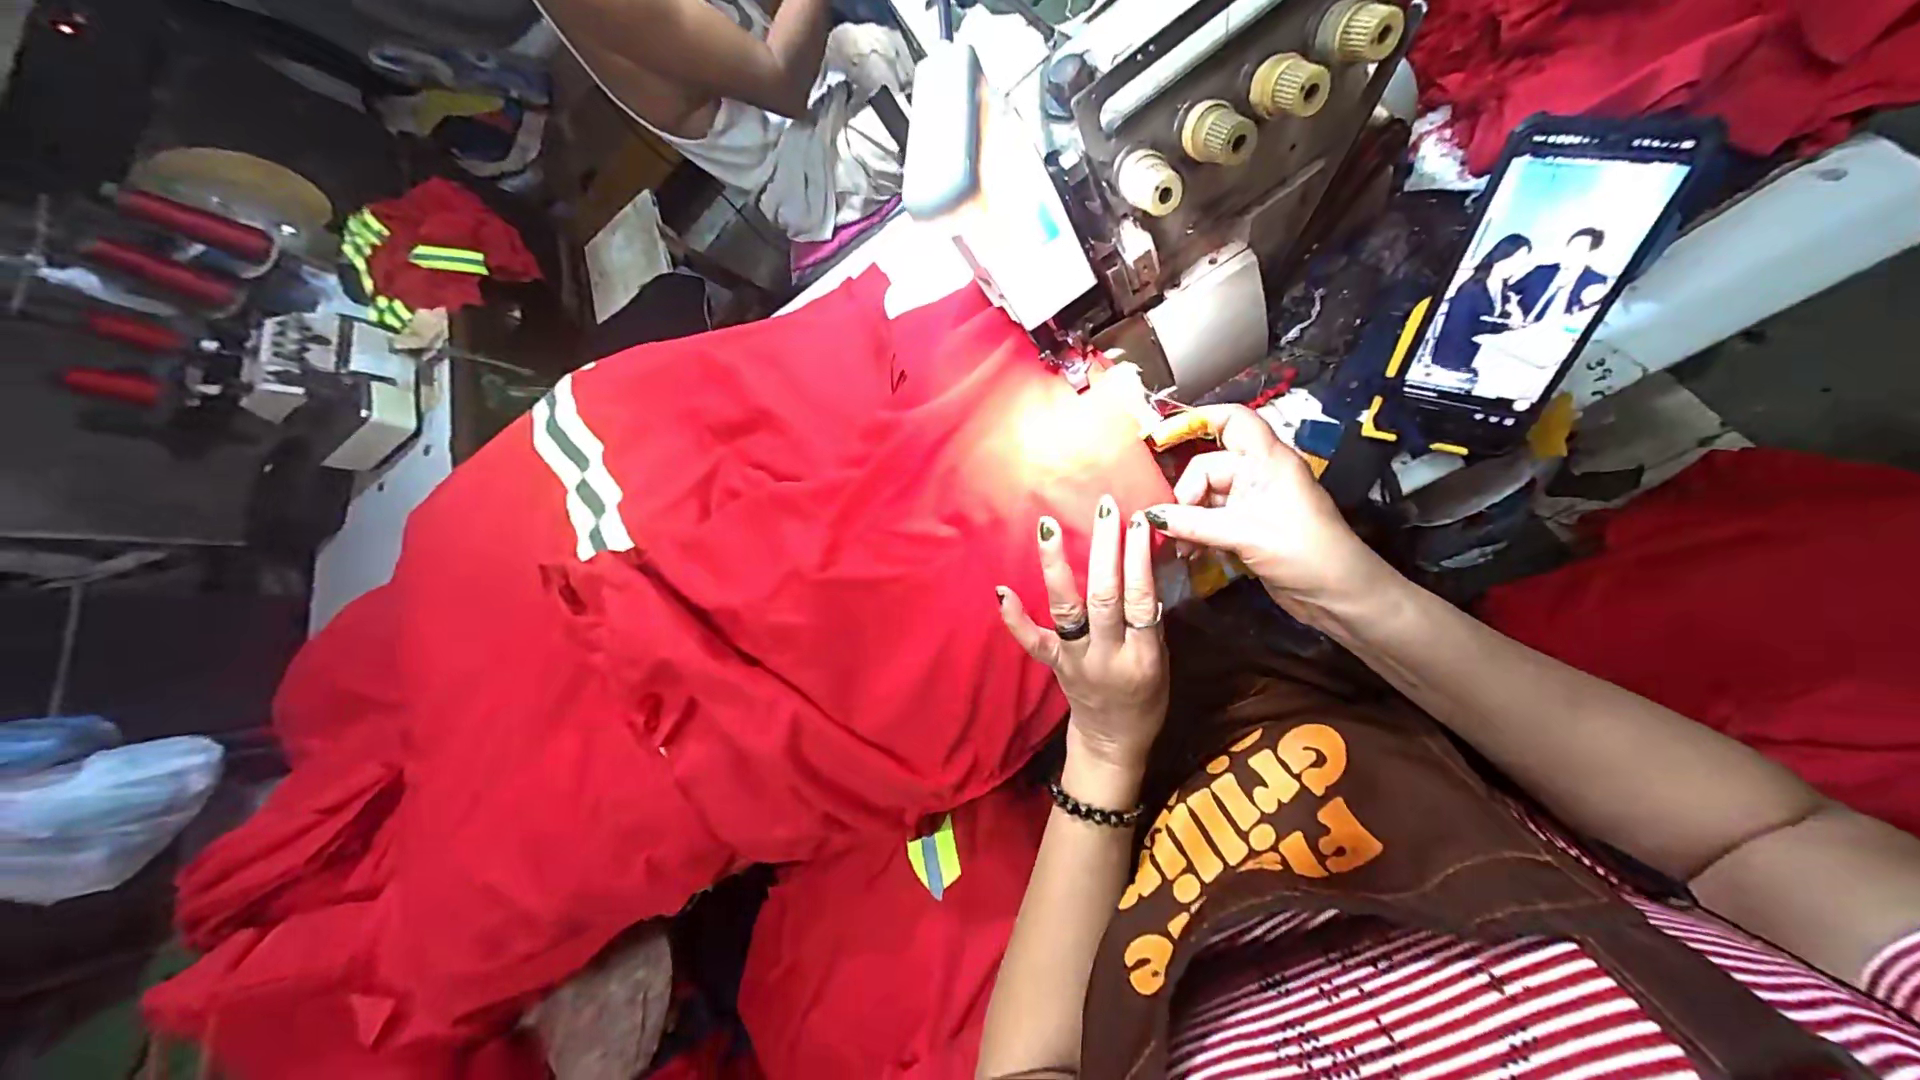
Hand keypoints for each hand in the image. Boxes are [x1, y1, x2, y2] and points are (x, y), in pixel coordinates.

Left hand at [997, 495, 1168, 772]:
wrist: (1113, 741)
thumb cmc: (1145, 698)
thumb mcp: (1162, 661)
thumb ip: (1148, 619)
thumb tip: (1140, 563)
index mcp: (1143, 655)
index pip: (1141, 599)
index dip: (1139, 559)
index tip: (1137, 522)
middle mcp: (1107, 655)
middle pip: (1106, 596)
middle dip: (1107, 548)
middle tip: (1105, 508)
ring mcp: (1075, 660)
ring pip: (1067, 610)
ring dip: (1057, 566)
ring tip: (1049, 527)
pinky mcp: (1052, 664)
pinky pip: (1032, 641)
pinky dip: (1015, 617)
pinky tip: (1001, 590)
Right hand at [1142, 405, 1391, 623]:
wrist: (1341, 597)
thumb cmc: (1307, 554)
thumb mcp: (1246, 535)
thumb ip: (1193, 524)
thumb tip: (1150, 517)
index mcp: (1268, 460)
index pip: (1233, 420)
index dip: (1198, 419)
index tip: (1161, 437)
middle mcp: (1259, 474)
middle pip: (1207, 467)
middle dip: (1185, 495)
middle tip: (1171, 526)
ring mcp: (1253, 501)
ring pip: (1205, 498)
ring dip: (1187, 520)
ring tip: (1180, 547)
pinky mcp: (1248, 526)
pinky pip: (1211, 520)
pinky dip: (1196, 533)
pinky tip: (1189, 552)